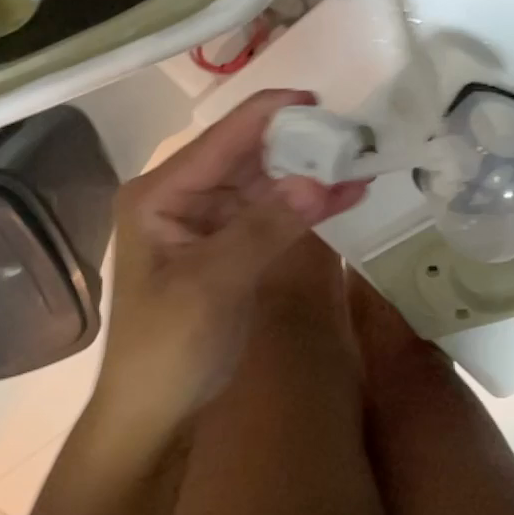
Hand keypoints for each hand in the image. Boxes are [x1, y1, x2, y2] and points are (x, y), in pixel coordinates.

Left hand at [96, 90, 367, 438]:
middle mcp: (181, 196)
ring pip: (263, 183)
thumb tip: (320, 180)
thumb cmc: (168, 347)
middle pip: (245, 155)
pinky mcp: (227, 246)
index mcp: (159, 194)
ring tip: (358, 161)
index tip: (321, 101)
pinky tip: (343, 195)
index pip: (221, 139)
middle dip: (296, 145)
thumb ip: (265, 228)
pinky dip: (304, 207)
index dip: (269, 115)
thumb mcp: (214, 283)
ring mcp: (205, 221)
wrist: (154, 413)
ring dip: (306, 175)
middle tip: (352, 134)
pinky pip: (269, 214)